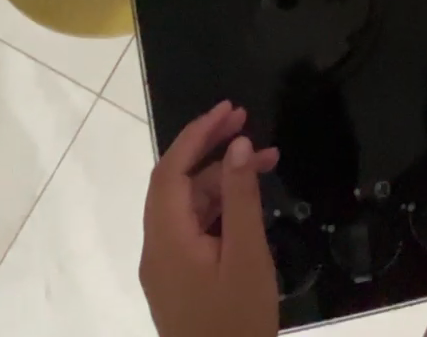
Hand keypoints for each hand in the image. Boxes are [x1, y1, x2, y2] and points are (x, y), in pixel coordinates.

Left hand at [140, 101, 282, 336]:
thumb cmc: (237, 321)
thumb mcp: (247, 255)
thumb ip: (241, 197)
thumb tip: (236, 145)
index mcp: (166, 240)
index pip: (170, 172)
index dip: (197, 134)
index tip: (230, 110)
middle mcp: (158, 248)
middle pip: (175, 183)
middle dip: (208, 146)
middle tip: (246, 120)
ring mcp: (168, 266)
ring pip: (189, 204)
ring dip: (222, 175)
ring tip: (268, 158)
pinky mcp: (182, 279)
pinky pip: (196, 226)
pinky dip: (222, 203)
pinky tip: (252, 198)